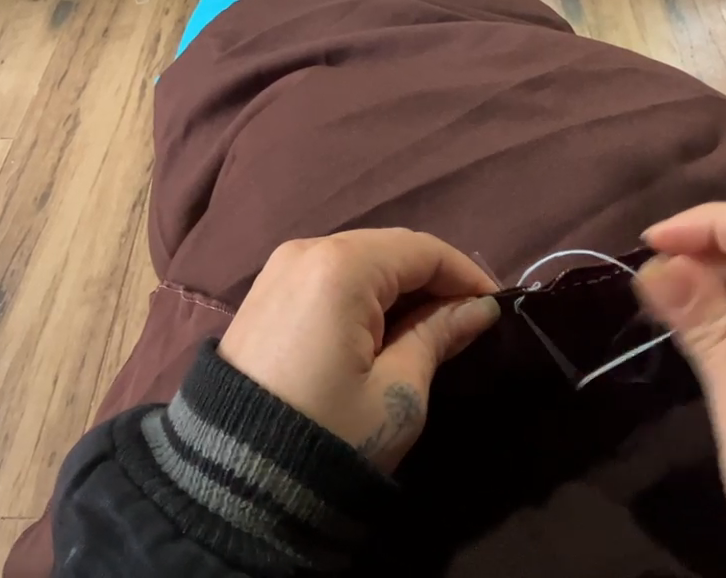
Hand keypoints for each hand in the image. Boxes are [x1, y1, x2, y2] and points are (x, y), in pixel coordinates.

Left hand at [219, 229, 501, 472]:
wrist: (230, 478)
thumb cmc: (327, 433)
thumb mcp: (397, 393)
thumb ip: (437, 336)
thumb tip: (477, 308)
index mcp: (341, 266)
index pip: (421, 250)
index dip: (464, 273)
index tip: (495, 307)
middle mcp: (307, 249)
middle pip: (388, 247)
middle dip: (432, 277)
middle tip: (467, 318)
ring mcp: (280, 267)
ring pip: (359, 258)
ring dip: (398, 285)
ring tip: (431, 324)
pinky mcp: (266, 290)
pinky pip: (329, 273)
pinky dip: (363, 291)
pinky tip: (383, 324)